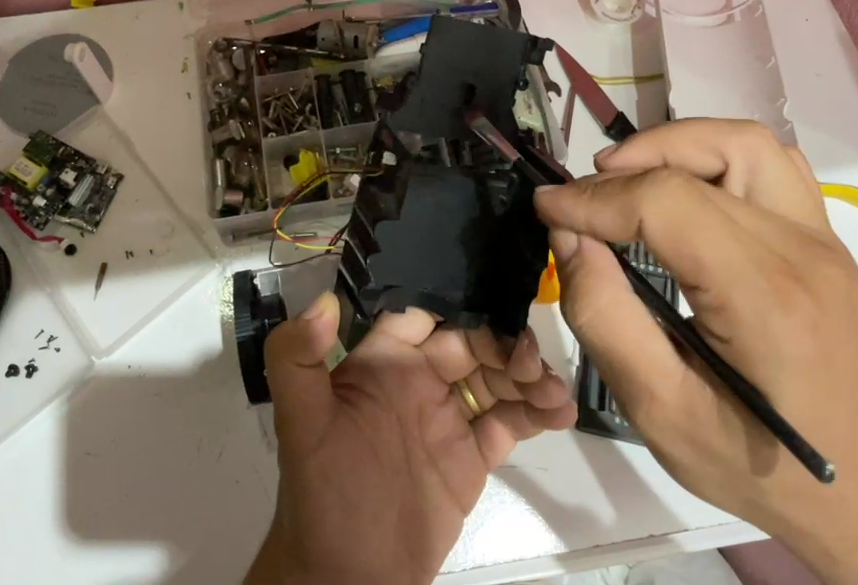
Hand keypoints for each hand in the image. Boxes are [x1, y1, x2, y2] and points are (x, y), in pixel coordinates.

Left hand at [244, 294, 575, 584]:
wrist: (347, 577)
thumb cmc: (320, 493)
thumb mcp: (300, 422)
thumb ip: (297, 358)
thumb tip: (322, 300)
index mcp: (380, 363)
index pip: (422, 317)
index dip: (456, 308)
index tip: (490, 311)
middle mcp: (416, 380)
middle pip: (470, 343)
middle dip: (504, 344)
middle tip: (532, 362)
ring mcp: (446, 417)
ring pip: (495, 379)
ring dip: (529, 377)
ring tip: (554, 392)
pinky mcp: (470, 454)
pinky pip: (508, 422)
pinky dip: (536, 413)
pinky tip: (560, 413)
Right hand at [536, 119, 857, 584]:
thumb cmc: (755, 463)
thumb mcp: (659, 411)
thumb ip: (605, 318)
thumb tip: (569, 237)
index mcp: (762, 295)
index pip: (667, 202)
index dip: (595, 197)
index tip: (547, 209)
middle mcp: (801, 249)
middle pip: (708, 154)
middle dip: (629, 164)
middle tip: (584, 195)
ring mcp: (822, 238)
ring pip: (748, 142)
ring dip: (678, 145)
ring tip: (629, 178)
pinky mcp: (825, 240)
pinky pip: (774, 162)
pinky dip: (717, 155)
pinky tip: (686, 187)